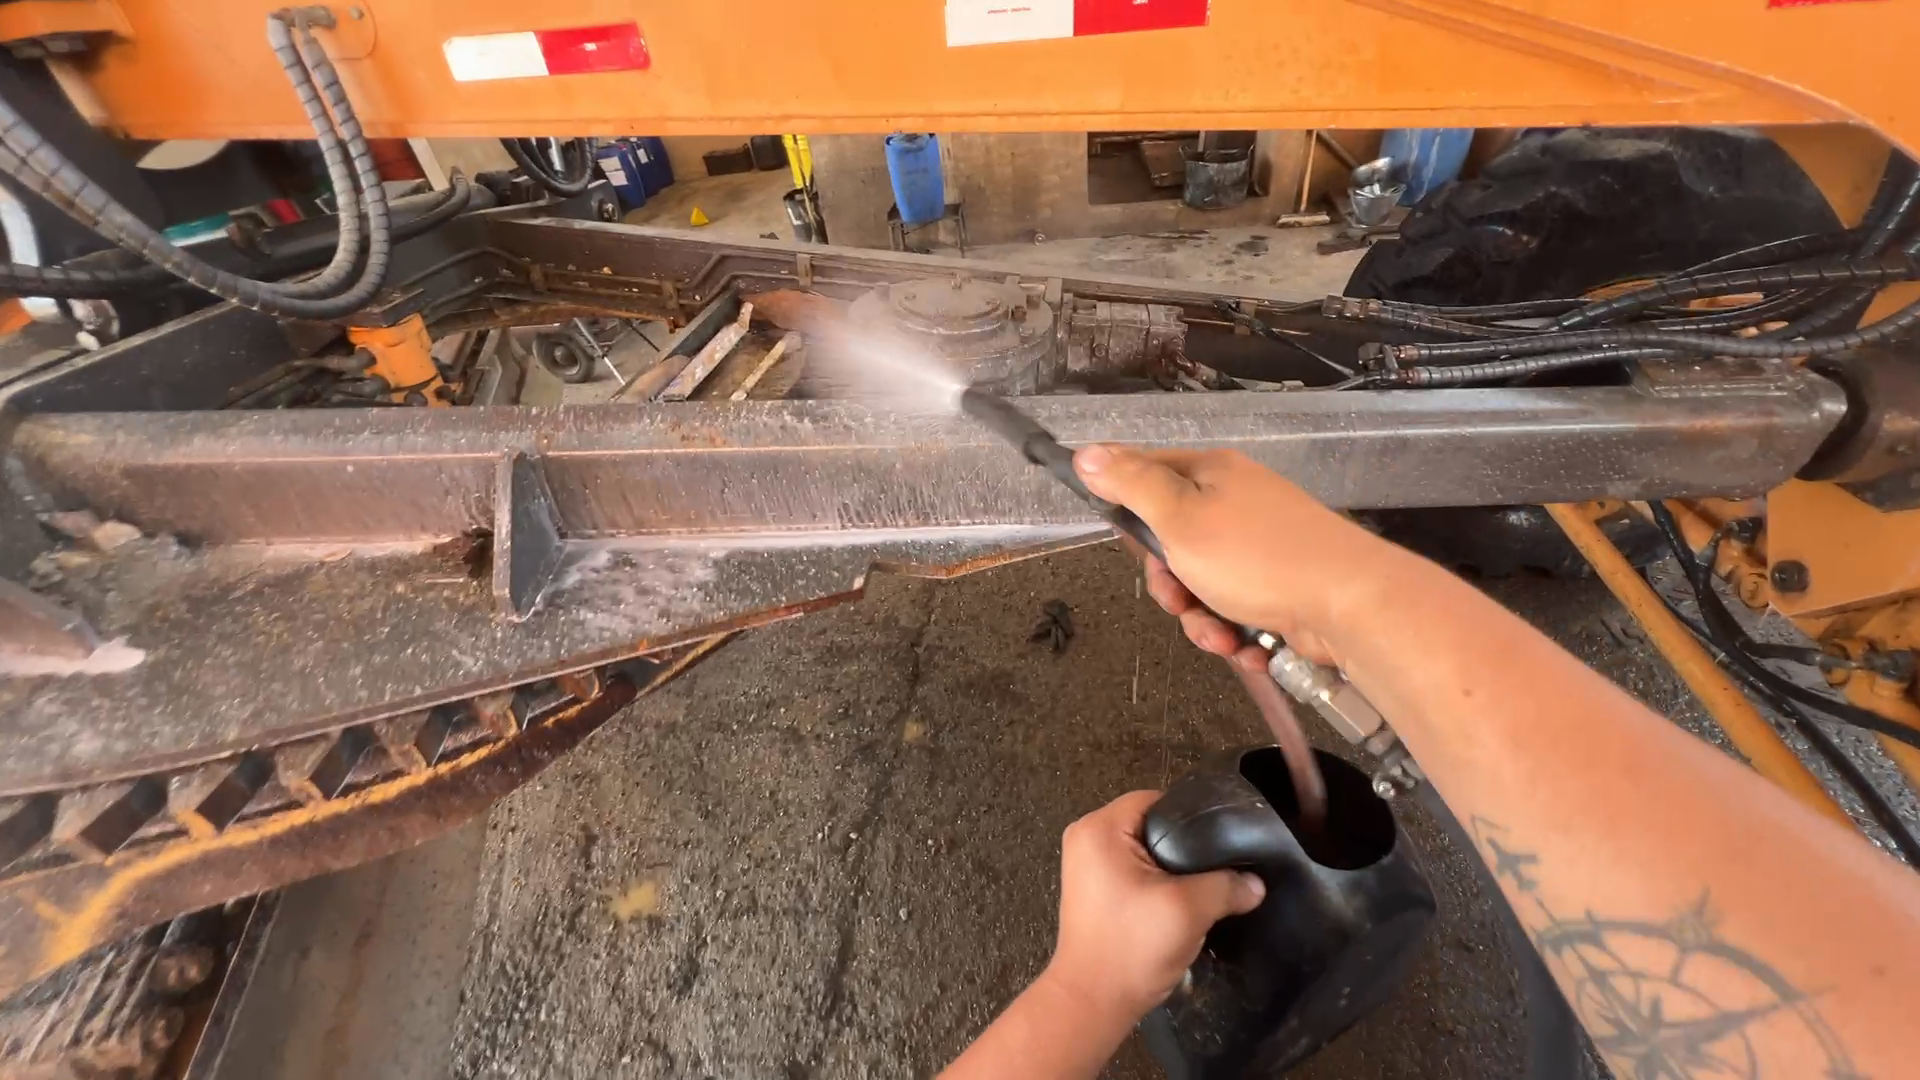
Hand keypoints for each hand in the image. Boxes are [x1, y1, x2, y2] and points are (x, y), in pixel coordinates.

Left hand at [1045, 791, 1265, 1019]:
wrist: (1093, 1001)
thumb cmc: (1131, 948)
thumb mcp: (1187, 911)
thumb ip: (1225, 887)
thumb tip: (1255, 883)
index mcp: (1099, 827)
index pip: (1154, 800)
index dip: (1191, 816)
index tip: (1221, 838)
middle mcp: (1086, 835)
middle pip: (1148, 822)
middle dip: (1182, 843)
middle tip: (1215, 864)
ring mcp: (1085, 862)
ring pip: (1141, 847)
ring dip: (1168, 866)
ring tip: (1200, 883)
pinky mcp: (1091, 886)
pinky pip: (1129, 867)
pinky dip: (1153, 879)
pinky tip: (1177, 899)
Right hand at [1074, 444, 1406, 670]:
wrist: (1351, 606)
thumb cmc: (1257, 557)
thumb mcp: (1179, 517)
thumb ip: (1131, 485)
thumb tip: (1086, 452)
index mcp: (1210, 474)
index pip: (1145, 476)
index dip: (1128, 512)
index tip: (1132, 544)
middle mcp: (1234, 503)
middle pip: (1169, 540)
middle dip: (1169, 583)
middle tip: (1178, 598)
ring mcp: (1258, 545)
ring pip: (1198, 581)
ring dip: (1199, 617)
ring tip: (1220, 636)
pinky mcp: (1276, 584)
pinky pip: (1231, 605)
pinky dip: (1232, 628)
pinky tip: (1246, 645)